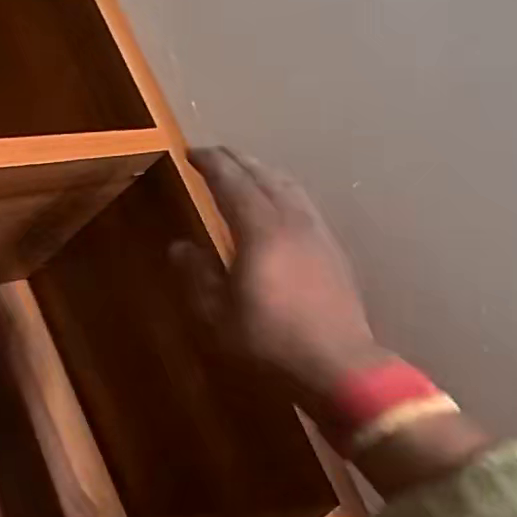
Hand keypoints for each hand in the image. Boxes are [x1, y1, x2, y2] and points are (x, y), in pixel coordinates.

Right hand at [174, 147, 385, 407]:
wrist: (337, 364)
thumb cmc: (268, 342)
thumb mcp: (216, 315)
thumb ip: (196, 276)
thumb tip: (179, 247)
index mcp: (260, 231)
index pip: (232, 183)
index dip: (210, 164)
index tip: (191, 153)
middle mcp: (292, 221)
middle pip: (263, 175)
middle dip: (236, 159)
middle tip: (213, 154)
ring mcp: (317, 232)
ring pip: (288, 185)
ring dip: (262, 171)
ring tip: (244, 170)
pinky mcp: (332, 249)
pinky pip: (302, 202)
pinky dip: (281, 189)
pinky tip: (277, 202)